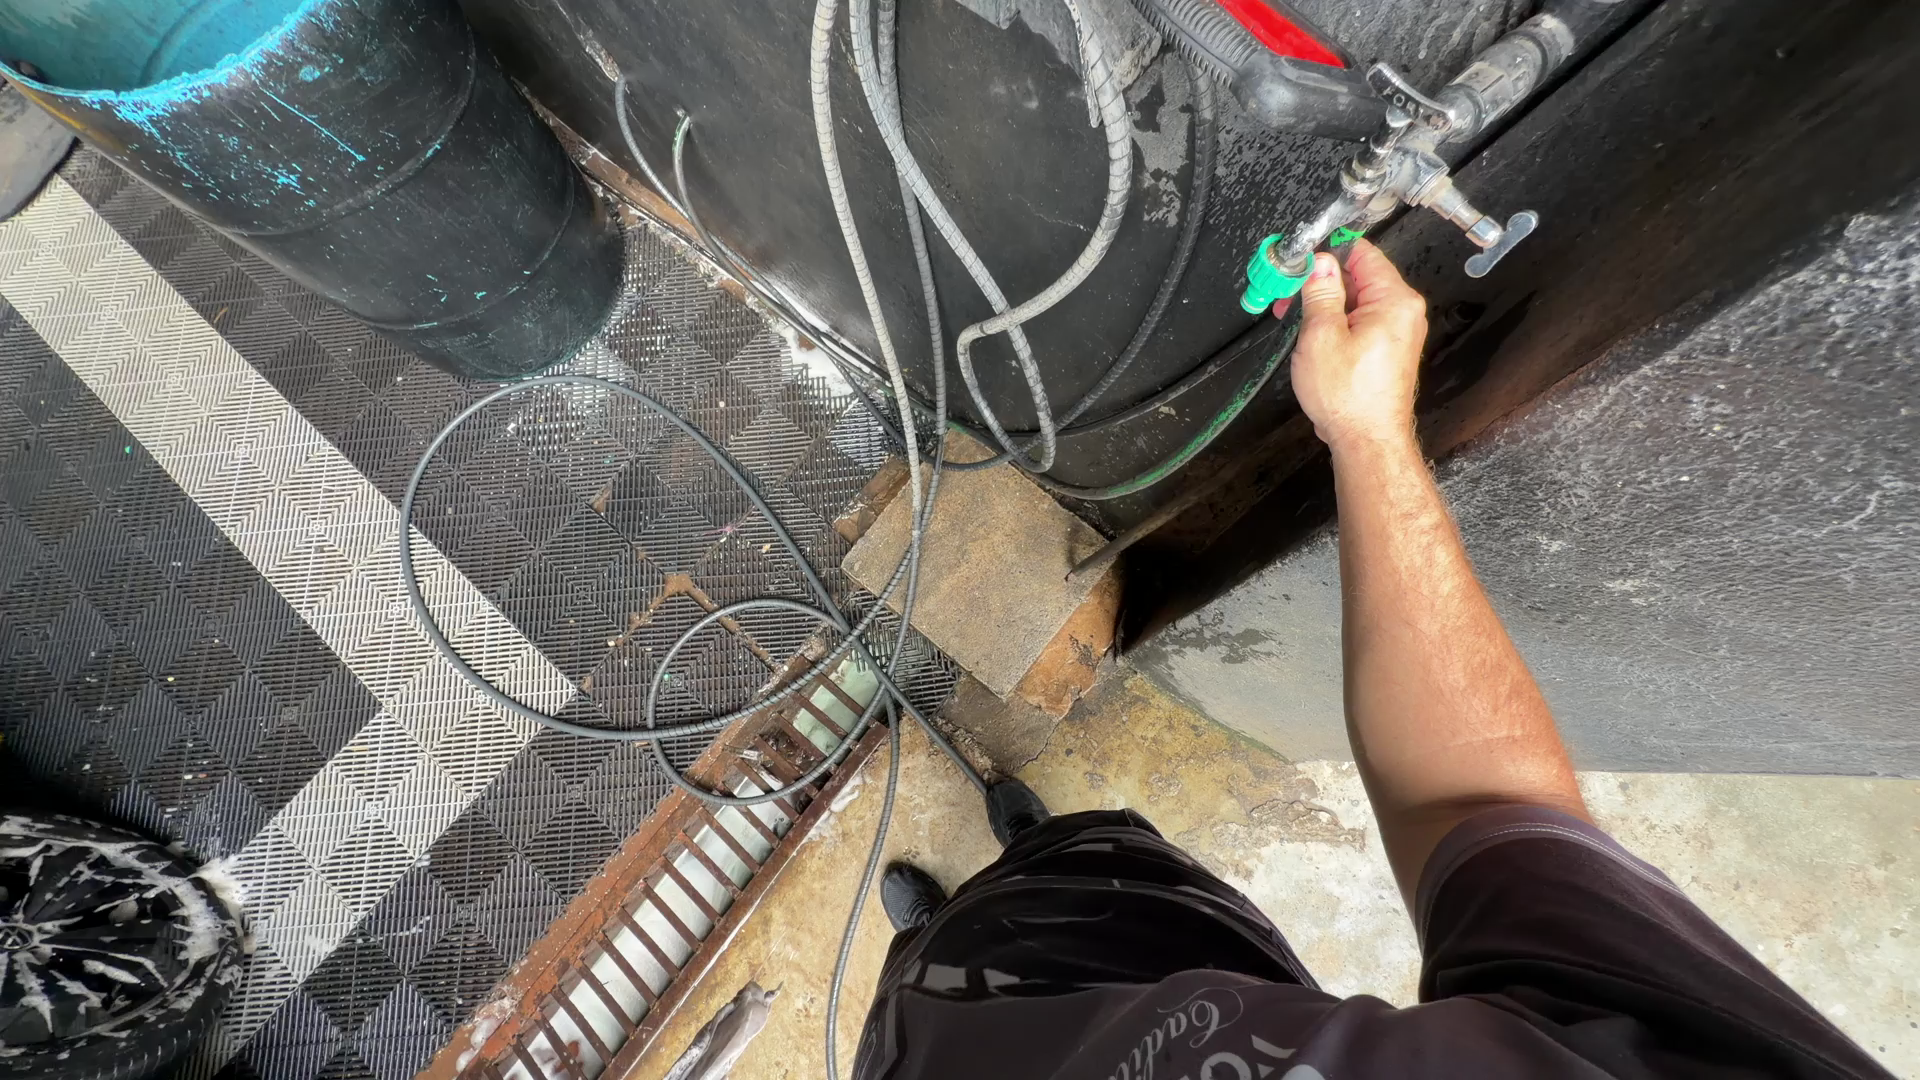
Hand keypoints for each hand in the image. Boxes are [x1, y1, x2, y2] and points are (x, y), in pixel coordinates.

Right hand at [1288, 238, 1427, 452]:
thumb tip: (1319, 264)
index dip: (1327, 254)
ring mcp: (1395, 333)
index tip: (1299, 261)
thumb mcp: (1320, 336)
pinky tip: (1310, 338)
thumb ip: (1320, 294)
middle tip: (1285, 296)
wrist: (1365, 438)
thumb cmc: (1347, 395)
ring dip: (1322, 307)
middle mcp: (1401, 312)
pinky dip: (1333, 325)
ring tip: (1291, 320)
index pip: (1362, 255)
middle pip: (1357, 280)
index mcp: (1392, 300)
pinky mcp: (1384, 351)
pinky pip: (1358, 325)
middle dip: (1319, 285)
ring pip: (1354, 304)